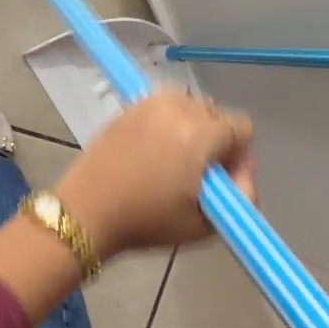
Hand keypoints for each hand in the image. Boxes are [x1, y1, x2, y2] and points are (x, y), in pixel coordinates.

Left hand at [52, 87, 256, 259]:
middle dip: (214, 142)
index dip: (239, 157)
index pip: (242, 129)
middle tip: (198, 174)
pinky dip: (165, 123)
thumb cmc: (146, 221)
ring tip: (174, 161)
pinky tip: (152, 151)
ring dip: (190, 129)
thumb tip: (241, 176)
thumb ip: (239, 197)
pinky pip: (161, 107)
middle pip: (215, 115)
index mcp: (201, 133)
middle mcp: (178, 108)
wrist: (86, 212)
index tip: (223, 181)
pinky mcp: (127, 108)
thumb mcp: (204, 223)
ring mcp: (149, 103)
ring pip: (188, 106)